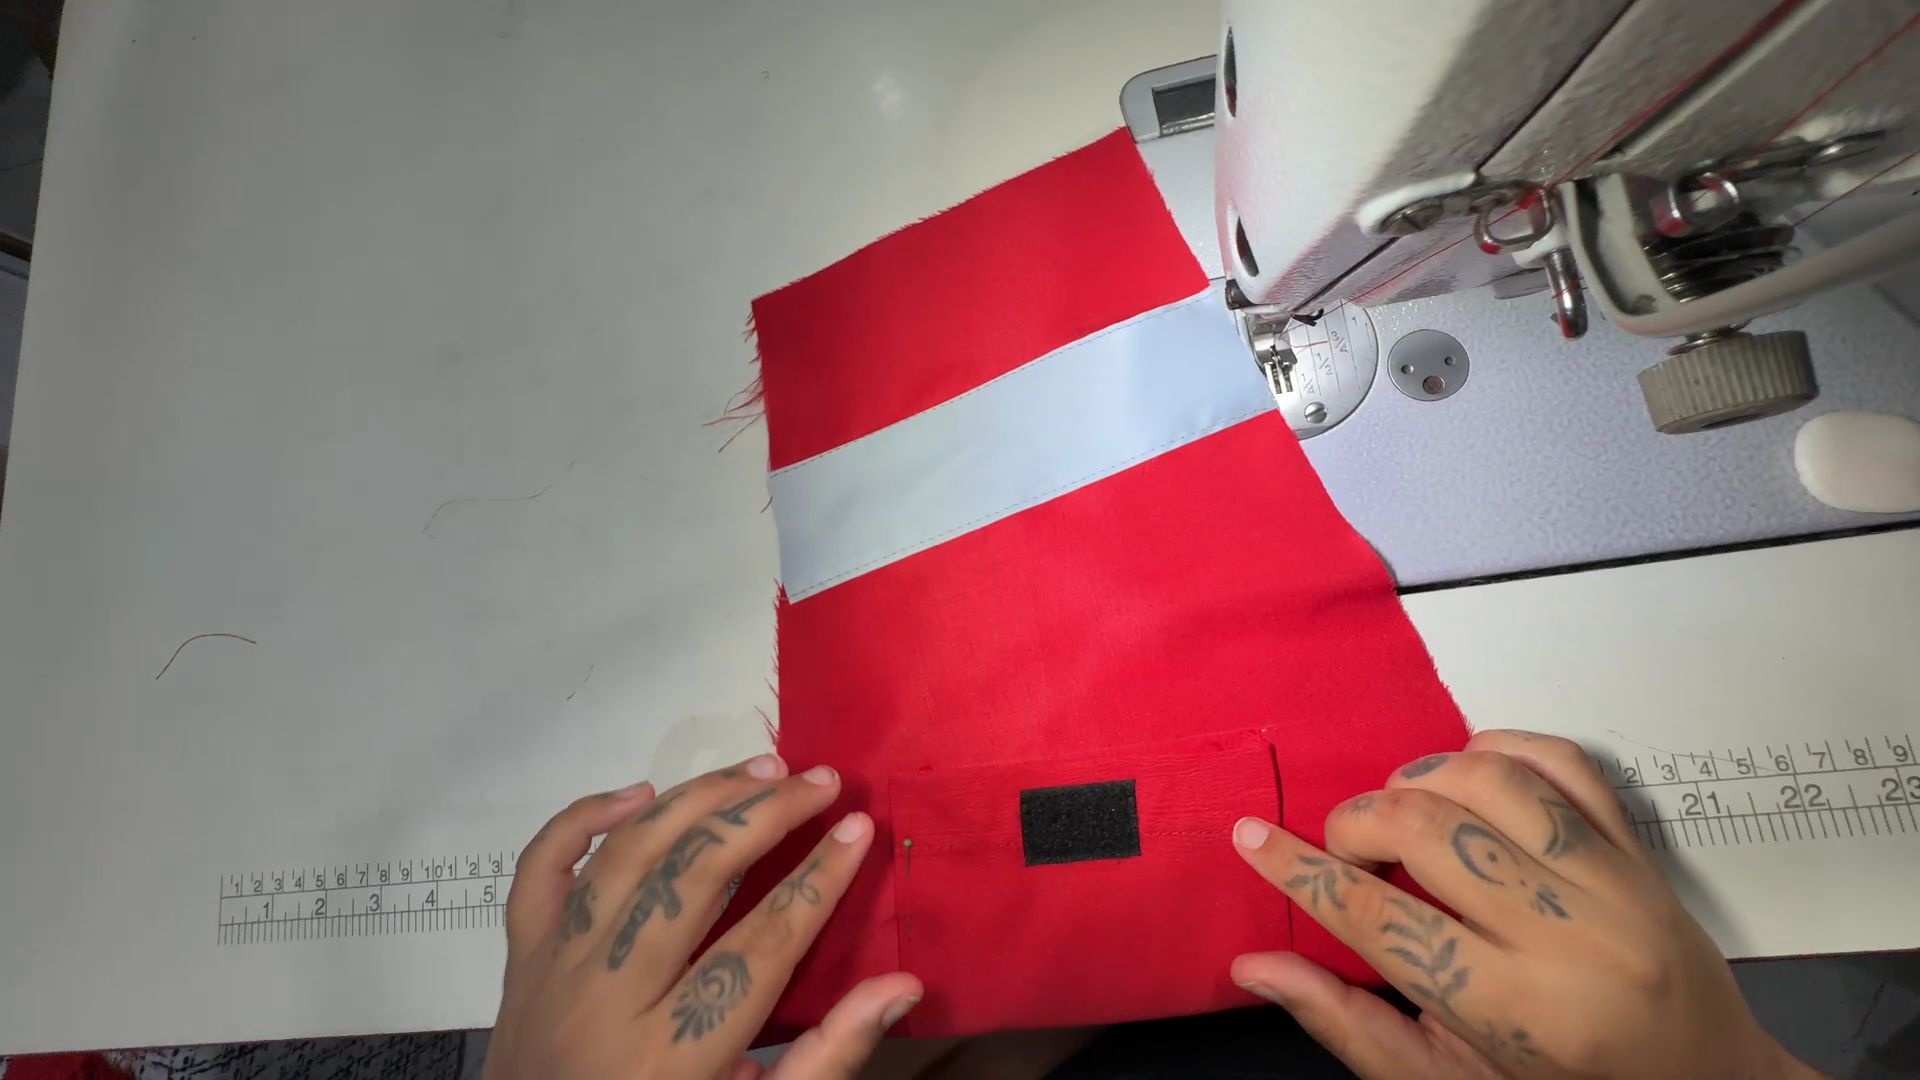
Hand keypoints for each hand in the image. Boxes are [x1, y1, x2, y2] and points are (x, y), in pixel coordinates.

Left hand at [484, 755, 922, 1079]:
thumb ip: (829, 1057)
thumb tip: (903, 983)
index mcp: (668, 1062)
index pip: (761, 946)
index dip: (819, 879)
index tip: (860, 825)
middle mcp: (603, 1005)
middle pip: (695, 877)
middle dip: (768, 815)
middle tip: (822, 780)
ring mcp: (551, 973)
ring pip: (630, 853)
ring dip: (701, 797)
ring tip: (762, 768)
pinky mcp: (518, 958)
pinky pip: (540, 867)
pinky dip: (584, 816)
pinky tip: (641, 792)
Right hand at [1229, 730, 1822, 1079]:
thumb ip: (1346, 1021)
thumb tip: (1252, 966)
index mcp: (1523, 1013)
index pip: (1377, 919)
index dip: (1296, 870)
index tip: (1248, 835)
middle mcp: (1578, 940)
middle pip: (1424, 830)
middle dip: (1354, 827)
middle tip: (1349, 855)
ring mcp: (1619, 883)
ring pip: (1485, 777)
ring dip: (1416, 783)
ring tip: (1406, 819)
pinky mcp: (1640, 847)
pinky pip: (1556, 757)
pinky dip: (1491, 750)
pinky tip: (1467, 785)